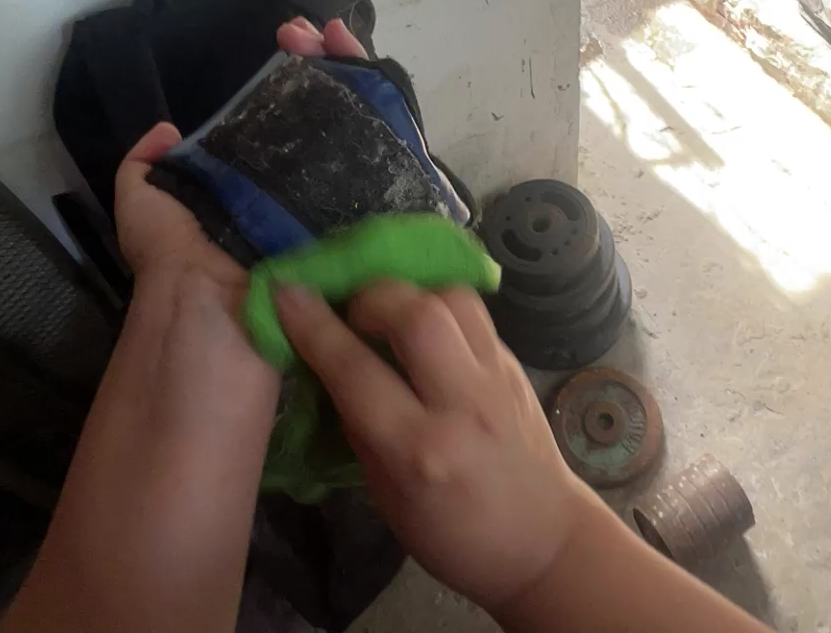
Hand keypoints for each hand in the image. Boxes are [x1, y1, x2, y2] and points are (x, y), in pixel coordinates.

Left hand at [111, 16, 369, 298]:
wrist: (219, 304)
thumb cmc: (180, 257)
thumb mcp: (145, 205)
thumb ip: (146, 168)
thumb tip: (166, 130)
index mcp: (268, 173)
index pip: (291, 111)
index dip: (297, 71)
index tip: (291, 38)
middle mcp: (313, 179)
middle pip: (337, 109)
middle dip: (334, 62)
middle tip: (321, 34)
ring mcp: (347, 192)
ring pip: (368, 123)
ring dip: (363, 77)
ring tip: (348, 39)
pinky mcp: (374, 208)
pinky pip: (397, 160)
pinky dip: (397, 118)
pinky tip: (385, 82)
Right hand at [275, 281, 609, 612]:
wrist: (542, 536)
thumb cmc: (453, 531)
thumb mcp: (387, 496)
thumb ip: (359, 425)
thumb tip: (331, 366)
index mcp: (420, 449)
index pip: (356, 372)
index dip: (315, 327)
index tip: (288, 294)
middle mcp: (463, 401)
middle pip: (417, 314)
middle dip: (371, 297)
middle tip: (352, 312)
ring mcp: (496, 374)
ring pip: (453, 298)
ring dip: (412, 294)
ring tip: (391, 315)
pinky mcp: (515, 361)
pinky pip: (475, 313)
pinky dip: (441, 306)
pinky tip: (426, 327)